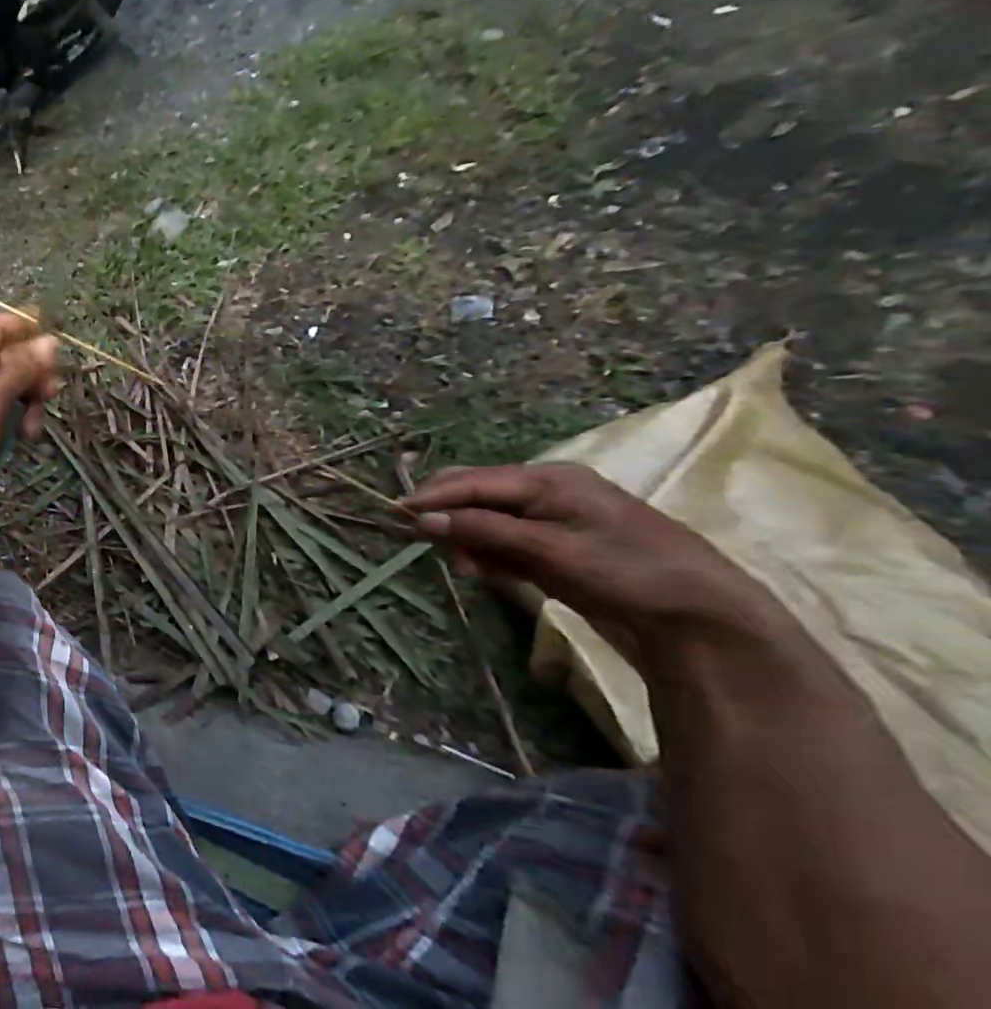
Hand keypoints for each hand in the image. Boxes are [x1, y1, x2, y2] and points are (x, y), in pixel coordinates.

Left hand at [0, 313, 60, 502]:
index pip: (2, 326)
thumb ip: (24, 366)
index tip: (59, 336)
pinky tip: (28, 433)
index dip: (30, 327)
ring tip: (34, 422)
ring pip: (21, 382)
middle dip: (36, 373)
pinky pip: (16, 404)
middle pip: (16, 355)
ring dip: (34, 399)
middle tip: (51, 391)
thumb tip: (52, 341)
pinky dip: (26, 415)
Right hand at [403, 464, 792, 662]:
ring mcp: (554, 519)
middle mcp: (547, 490)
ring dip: (472, 543)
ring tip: (474, 571)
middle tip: (436, 550)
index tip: (394, 515)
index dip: (431, 497)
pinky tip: (494, 574)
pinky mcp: (558, 546)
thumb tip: (423, 519)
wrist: (700, 617)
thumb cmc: (625, 571)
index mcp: (548, 478)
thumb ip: (484, 530)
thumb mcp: (548, 549)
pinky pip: (508, 543)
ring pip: (489, 522)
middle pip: (477, 496)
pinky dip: (493, 557)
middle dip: (451, 519)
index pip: (472, 481)